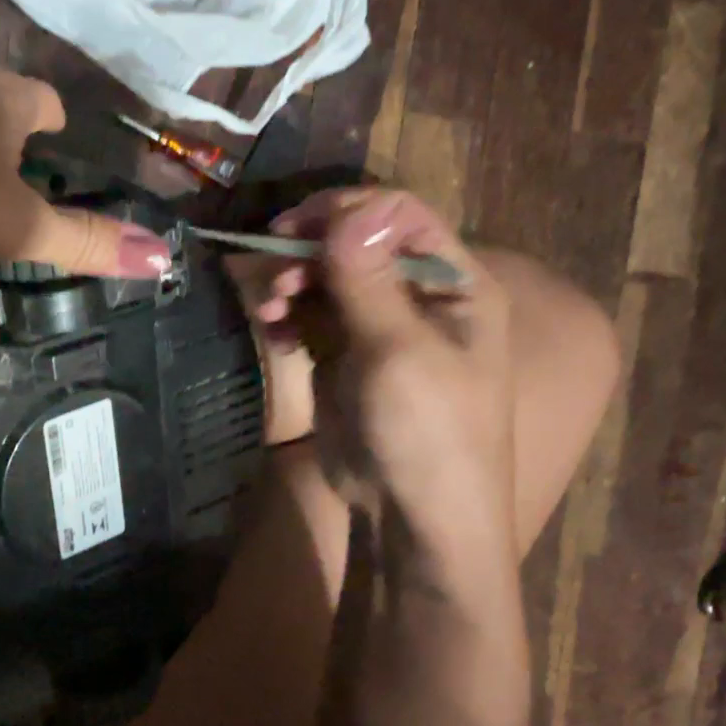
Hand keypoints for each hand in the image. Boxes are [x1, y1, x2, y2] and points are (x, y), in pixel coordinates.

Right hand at [240, 190, 512, 532]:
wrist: (412, 519)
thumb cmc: (428, 434)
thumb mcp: (399, 352)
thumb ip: (368, 278)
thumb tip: (349, 207)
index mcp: (455, 284)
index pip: (400, 214)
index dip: (347, 212)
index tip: (296, 229)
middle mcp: (419, 293)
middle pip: (356, 238)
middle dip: (310, 247)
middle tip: (273, 268)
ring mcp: (380, 322)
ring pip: (325, 272)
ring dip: (291, 280)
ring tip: (270, 308)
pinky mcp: (345, 349)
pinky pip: (309, 309)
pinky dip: (286, 311)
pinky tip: (274, 332)